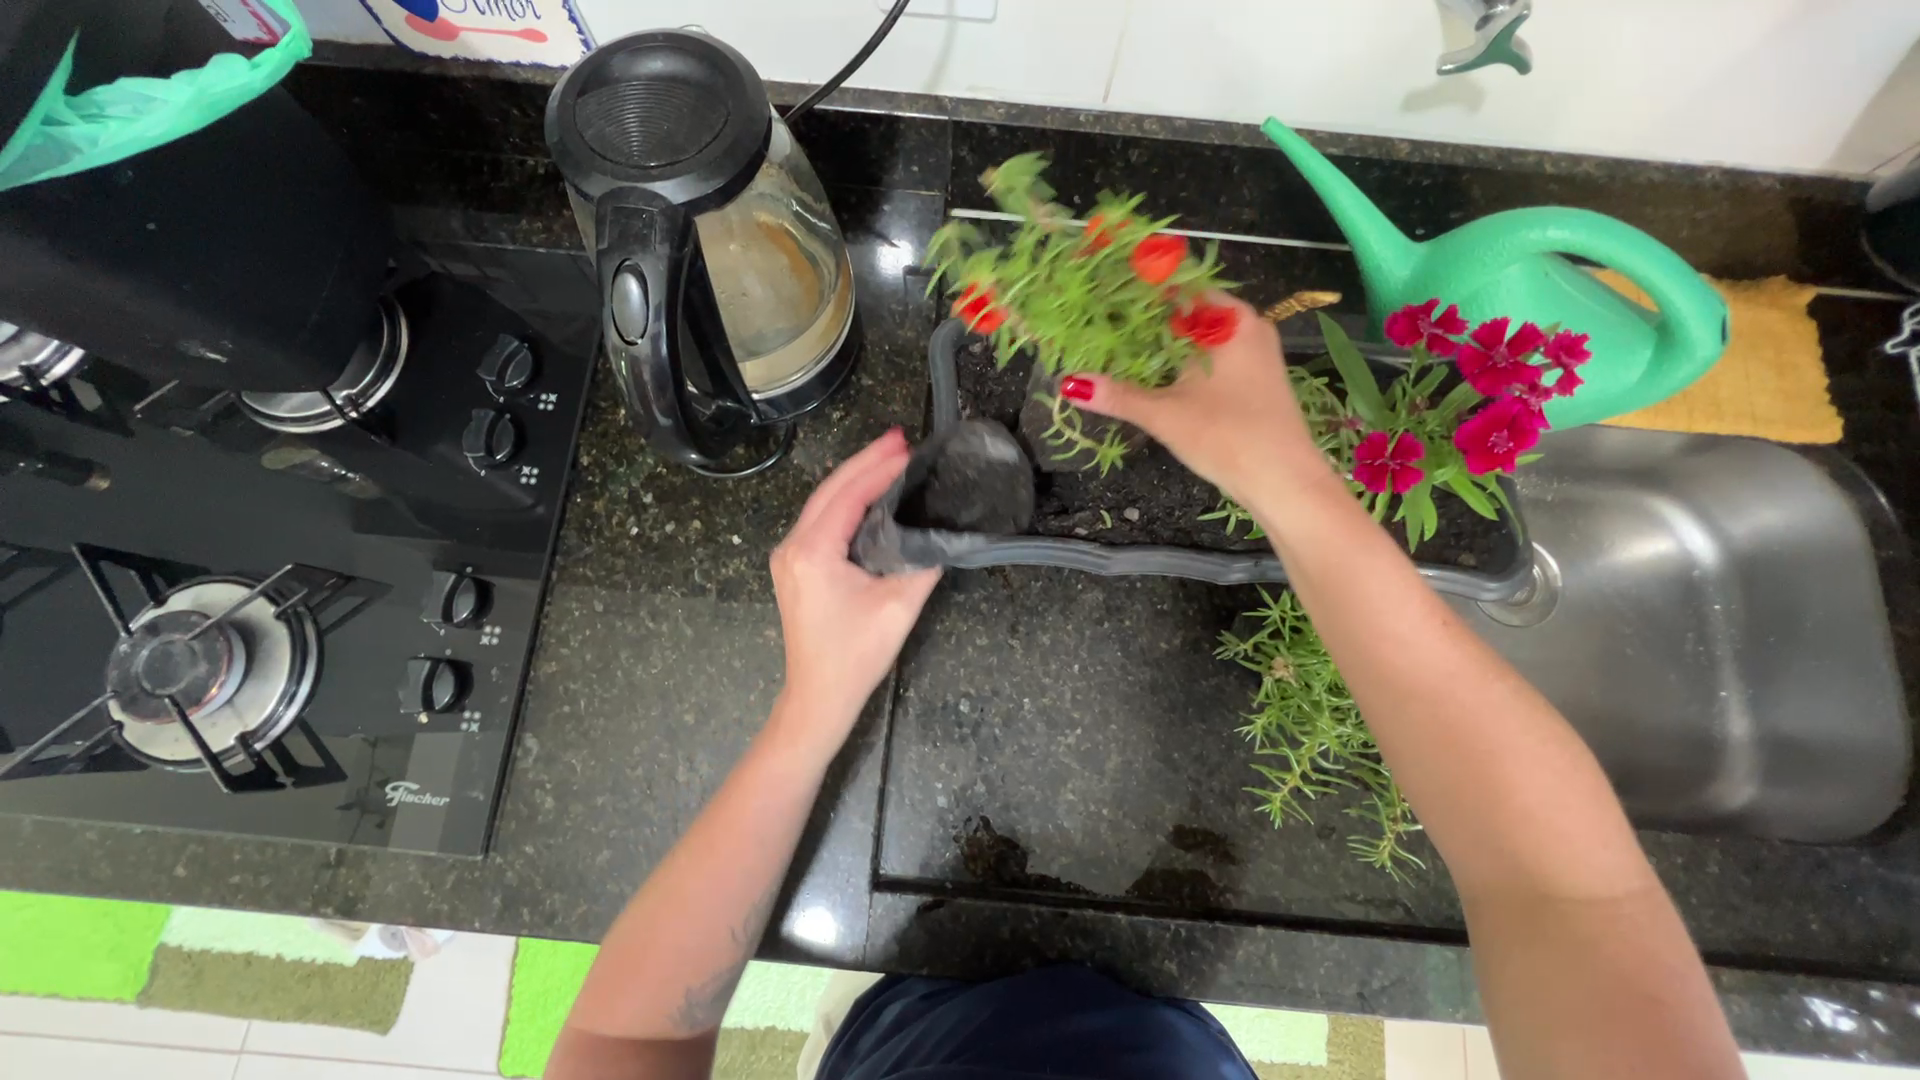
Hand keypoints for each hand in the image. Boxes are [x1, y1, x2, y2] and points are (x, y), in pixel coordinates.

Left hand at [770, 429, 941, 731]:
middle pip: (830, 490)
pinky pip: (820, 521)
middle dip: (865, 462)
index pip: (848, 494)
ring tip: (889, 457)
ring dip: (855, 478)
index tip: (908, 446)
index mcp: (812, 551)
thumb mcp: (899, 606)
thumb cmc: (855, 655)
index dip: (878, 467)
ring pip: (822, 503)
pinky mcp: (795, 567)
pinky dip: (846, 502)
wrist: (819, 695)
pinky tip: (868, 493)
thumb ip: (922, 561)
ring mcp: (789, 556)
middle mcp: (792, 546)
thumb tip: (940, 530)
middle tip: (901, 439)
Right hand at [1060, 293, 1330, 511]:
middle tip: (1101, 323)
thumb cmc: (1228, 436)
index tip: (1104, 293)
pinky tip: (1155, 376)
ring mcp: (1255, 354)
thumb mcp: (1165, 414)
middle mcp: (1247, 327)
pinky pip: (1212, 357)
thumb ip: (1117, 396)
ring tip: (1118, 348)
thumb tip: (1069, 384)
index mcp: (1230, 320)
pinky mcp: (1254, 380)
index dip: (1140, 289)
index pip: (1179, 286)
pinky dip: (1183, 361)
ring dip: (1164, 343)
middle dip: (1147, 319)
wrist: (1284, 481)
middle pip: (1188, 311)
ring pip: (1200, 337)